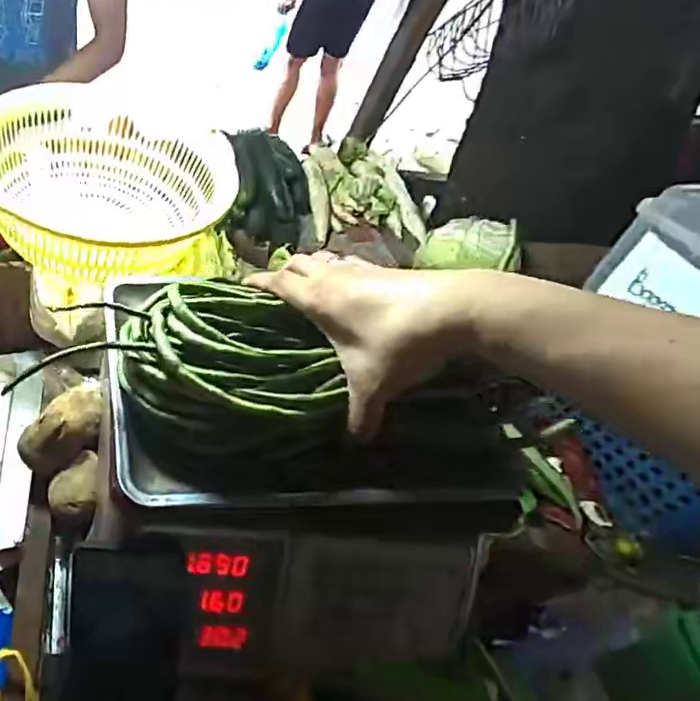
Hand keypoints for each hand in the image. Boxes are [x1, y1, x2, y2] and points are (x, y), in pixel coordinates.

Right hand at [247, 254, 483, 436]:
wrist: (458, 307)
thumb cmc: (399, 341)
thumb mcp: (373, 383)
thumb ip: (361, 413)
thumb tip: (355, 443)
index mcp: (317, 300)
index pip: (276, 282)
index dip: (256, 283)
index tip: (241, 286)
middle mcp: (333, 278)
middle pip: (296, 262)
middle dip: (281, 273)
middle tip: (275, 293)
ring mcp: (360, 269)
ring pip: (323, 258)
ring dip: (311, 267)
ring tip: (309, 287)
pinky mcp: (385, 268)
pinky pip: (349, 263)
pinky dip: (339, 269)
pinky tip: (349, 287)